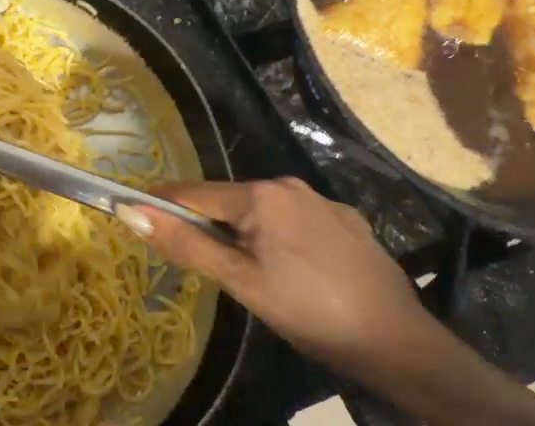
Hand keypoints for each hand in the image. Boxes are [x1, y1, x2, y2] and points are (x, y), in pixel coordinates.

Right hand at [131, 177, 428, 374]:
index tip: (138, 220)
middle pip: (228, 201)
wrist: (404, 347)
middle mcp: (289, 186)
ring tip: (251, 274)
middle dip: (209, 226)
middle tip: (205, 266)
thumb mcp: (241, 282)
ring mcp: (324, 203)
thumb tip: (130, 211)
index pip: (191, 192)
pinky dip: (283, 240)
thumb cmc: (311, 312)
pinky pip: (297, 222)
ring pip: (264, 212)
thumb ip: (186, 244)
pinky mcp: (350, 224)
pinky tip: (296, 273)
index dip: (162, 206)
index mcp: (260, 194)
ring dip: (246, 233)